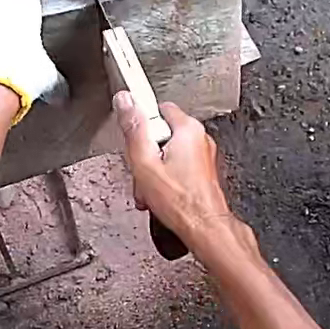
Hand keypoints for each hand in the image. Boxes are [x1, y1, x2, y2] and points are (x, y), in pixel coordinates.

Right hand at [114, 92, 233, 243]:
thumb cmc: (180, 201)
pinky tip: (160, 193)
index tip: (132, 137)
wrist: (203, 227)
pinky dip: (166, 177)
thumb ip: (134, 129)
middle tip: (142, 170)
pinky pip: (178, 166)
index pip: (158, 108)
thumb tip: (125, 101)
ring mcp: (203, 156)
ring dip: (154, 168)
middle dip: (147, 152)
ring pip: (168, 152)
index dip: (141, 124)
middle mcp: (200, 138)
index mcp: (188, 129)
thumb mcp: (144, 162)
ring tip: (151, 187)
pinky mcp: (202, 172)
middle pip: (161, 133)